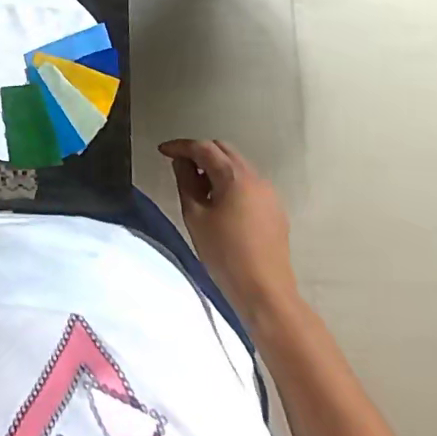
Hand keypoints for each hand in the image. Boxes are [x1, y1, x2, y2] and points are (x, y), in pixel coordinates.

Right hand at [158, 139, 297, 326]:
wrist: (264, 289)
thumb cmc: (223, 251)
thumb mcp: (194, 213)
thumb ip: (186, 181)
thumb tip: (182, 162)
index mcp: (235, 177)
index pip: (204, 148)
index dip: (180, 146)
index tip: (162, 151)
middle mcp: (256, 179)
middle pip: (224, 151)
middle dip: (199, 152)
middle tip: (177, 164)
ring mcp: (269, 194)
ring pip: (238, 165)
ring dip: (215, 166)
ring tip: (195, 182)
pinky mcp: (274, 209)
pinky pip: (248, 182)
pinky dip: (229, 180)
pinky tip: (216, 198)